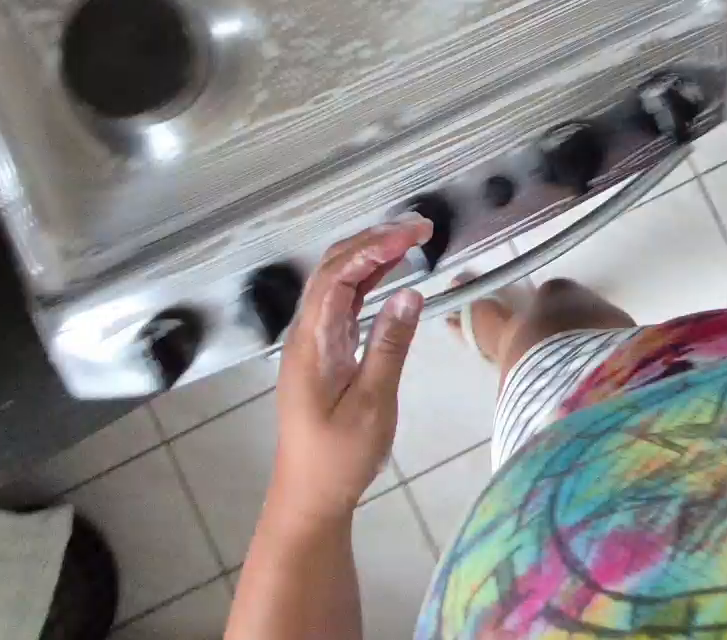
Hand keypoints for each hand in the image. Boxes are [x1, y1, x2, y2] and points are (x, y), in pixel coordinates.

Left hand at [263, 216, 429, 531]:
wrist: (310, 497)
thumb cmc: (340, 456)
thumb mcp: (373, 403)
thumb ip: (390, 345)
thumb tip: (410, 293)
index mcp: (313, 341)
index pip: (338, 276)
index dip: (374, 247)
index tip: (412, 234)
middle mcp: (307, 332)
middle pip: (332, 268)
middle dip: (372, 240)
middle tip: (419, 229)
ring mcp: (314, 340)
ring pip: (337, 280)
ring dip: (371, 254)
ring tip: (411, 240)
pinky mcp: (325, 349)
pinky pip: (344, 299)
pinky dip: (368, 277)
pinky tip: (391, 271)